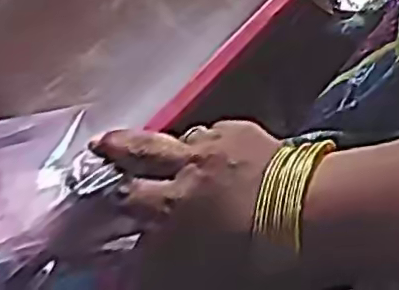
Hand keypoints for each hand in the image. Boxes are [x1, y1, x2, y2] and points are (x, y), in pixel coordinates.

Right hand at [94, 122, 281, 256]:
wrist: (305, 209)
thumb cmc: (250, 254)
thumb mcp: (192, 270)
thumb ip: (158, 257)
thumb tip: (137, 253)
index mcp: (172, 205)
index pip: (124, 198)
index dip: (106, 198)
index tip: (93, 198)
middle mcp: (188, 166)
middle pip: (142, 149)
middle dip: (117, 147)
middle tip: (100, 143)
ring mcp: (216, 142)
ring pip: (181, 136)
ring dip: (169, 144)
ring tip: (159, 147)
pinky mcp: (242, 128)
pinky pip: (212, 130)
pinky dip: (205, 140)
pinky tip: (208, 147)